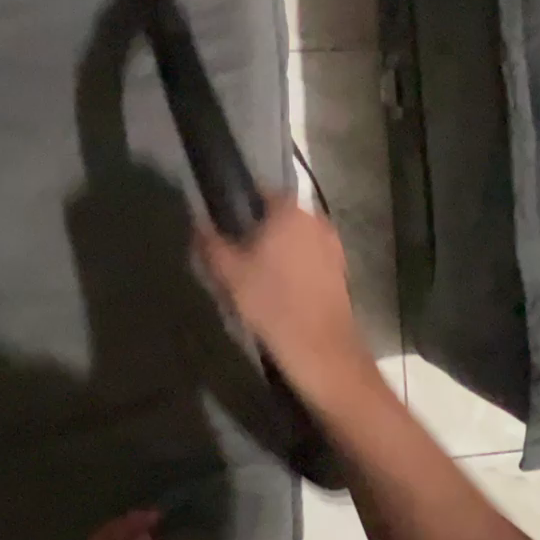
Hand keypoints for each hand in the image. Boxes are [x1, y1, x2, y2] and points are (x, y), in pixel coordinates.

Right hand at [195, 194, 374, 393]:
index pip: (259, 191)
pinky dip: (296, 265)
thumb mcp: (228, 274)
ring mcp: (332, 242)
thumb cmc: (271, 304)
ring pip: (296, 236)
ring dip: (279, 248)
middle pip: (279, 214)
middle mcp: (315, 217)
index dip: (238, 206)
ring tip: (258, 276)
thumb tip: (197, 223)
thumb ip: (209, 242)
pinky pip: (310, 256)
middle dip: (259, 229)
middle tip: (238, 255)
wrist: (320, 348)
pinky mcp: (341, 267)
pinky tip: (281, 290)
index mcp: (288, 209)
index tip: (224, 227)